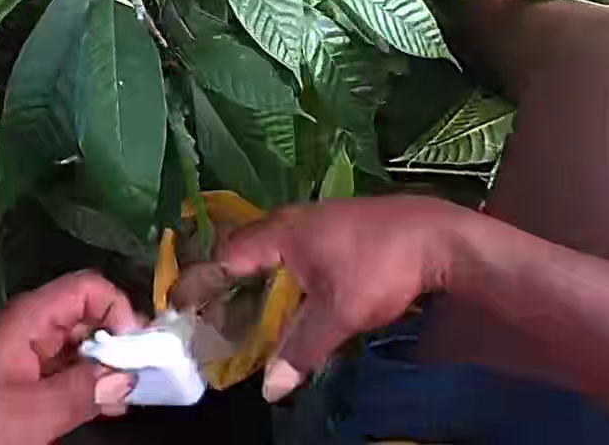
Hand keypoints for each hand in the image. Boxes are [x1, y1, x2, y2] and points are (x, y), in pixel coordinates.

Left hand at [0, 271, 140, 443]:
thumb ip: (82, 391)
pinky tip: (108, 403)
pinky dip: (90, 380)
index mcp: (31, 316)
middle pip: (87, 311)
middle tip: (142, 372)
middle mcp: (32, 323)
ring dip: (107, 363)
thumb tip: (127, 377)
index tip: (136, 347)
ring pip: (80, 341)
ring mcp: (28, 350)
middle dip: (117, 336)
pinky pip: (67, 367)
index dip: (117, 308)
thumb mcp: (32, 414)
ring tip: (131, 392)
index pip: (87, 287)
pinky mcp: (24, 377)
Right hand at [211, 196, 477, 401]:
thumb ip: (302, 348)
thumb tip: (269, 387)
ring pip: (265, 245)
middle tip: (205, 313)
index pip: (228, 255)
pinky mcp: (330, 227)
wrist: (431, 235)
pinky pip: (285, 246)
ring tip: (237, 307)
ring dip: (247, 274)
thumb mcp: (340, 314)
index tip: (177, 303)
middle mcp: (291, 220)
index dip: (201, 280)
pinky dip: (271, 270)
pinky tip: (282, 293)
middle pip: (242, 245)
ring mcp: (312, 220)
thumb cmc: (379, 266)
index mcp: (283, 233)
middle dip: (220, 277)